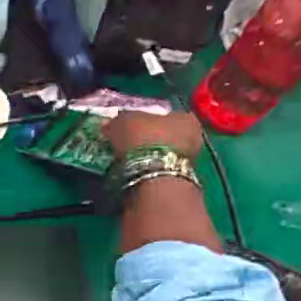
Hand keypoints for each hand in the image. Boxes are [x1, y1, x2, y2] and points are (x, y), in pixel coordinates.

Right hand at [103, 111, 221, 253]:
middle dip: (146, 142)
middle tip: (125, 147)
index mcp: (185, 118)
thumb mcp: (124, 121)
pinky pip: (156, 174)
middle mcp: (193, 138)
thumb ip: (117, 121)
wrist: (153, 178)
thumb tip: (108, 125)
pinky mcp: (176, 184)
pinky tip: (130, 177)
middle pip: (164, 137)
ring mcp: (186, 164)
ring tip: (124, 164)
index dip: (144, 120)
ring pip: (160, 157)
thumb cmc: (144, 140)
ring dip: (145, 160)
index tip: (128, 129)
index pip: (163, 115)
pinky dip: (144, 175)